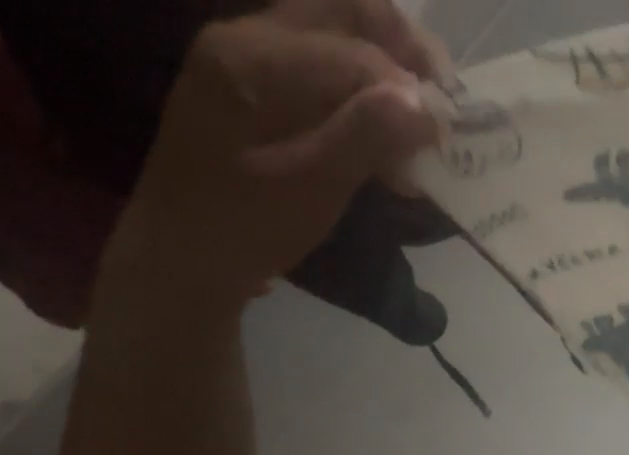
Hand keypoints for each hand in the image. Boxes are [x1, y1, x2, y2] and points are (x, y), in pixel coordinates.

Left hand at [97, 0, 443, 316]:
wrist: (182, 255)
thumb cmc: (245, 226)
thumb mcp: (312, 187)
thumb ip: (366, 136)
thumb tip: (426, 102)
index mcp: (253, 59)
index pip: (359, 54)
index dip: (413, 92)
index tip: (446, 142)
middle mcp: (248, 38)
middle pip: (347, 11)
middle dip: (407, 51)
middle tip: (443, 102)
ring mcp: (250, 56)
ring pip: (339, 30)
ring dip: (391, 68)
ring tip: (419, 123)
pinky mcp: (259, 82)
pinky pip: (325, 61)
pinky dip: (367, 88)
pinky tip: (386, 134)